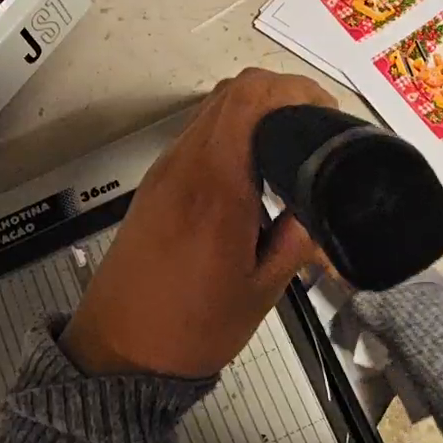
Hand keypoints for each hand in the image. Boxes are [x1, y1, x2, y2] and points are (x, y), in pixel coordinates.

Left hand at [61, 68, 335, 378]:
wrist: (119, 352)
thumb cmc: (188, 329)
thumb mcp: (262, 291)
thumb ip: (297, 240)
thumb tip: (319, 207)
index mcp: (216, 187)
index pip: (249, 99)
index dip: (293, 90)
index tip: (323, 112)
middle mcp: (184, 167)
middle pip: (231, 93)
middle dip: (280, 97)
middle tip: (313, 127)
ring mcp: (164, 173)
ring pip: (212, 112)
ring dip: (254, 114)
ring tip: (289, 148)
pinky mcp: (155, 187)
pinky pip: (197, 138)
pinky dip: (231, 136)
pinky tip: (255, 172)